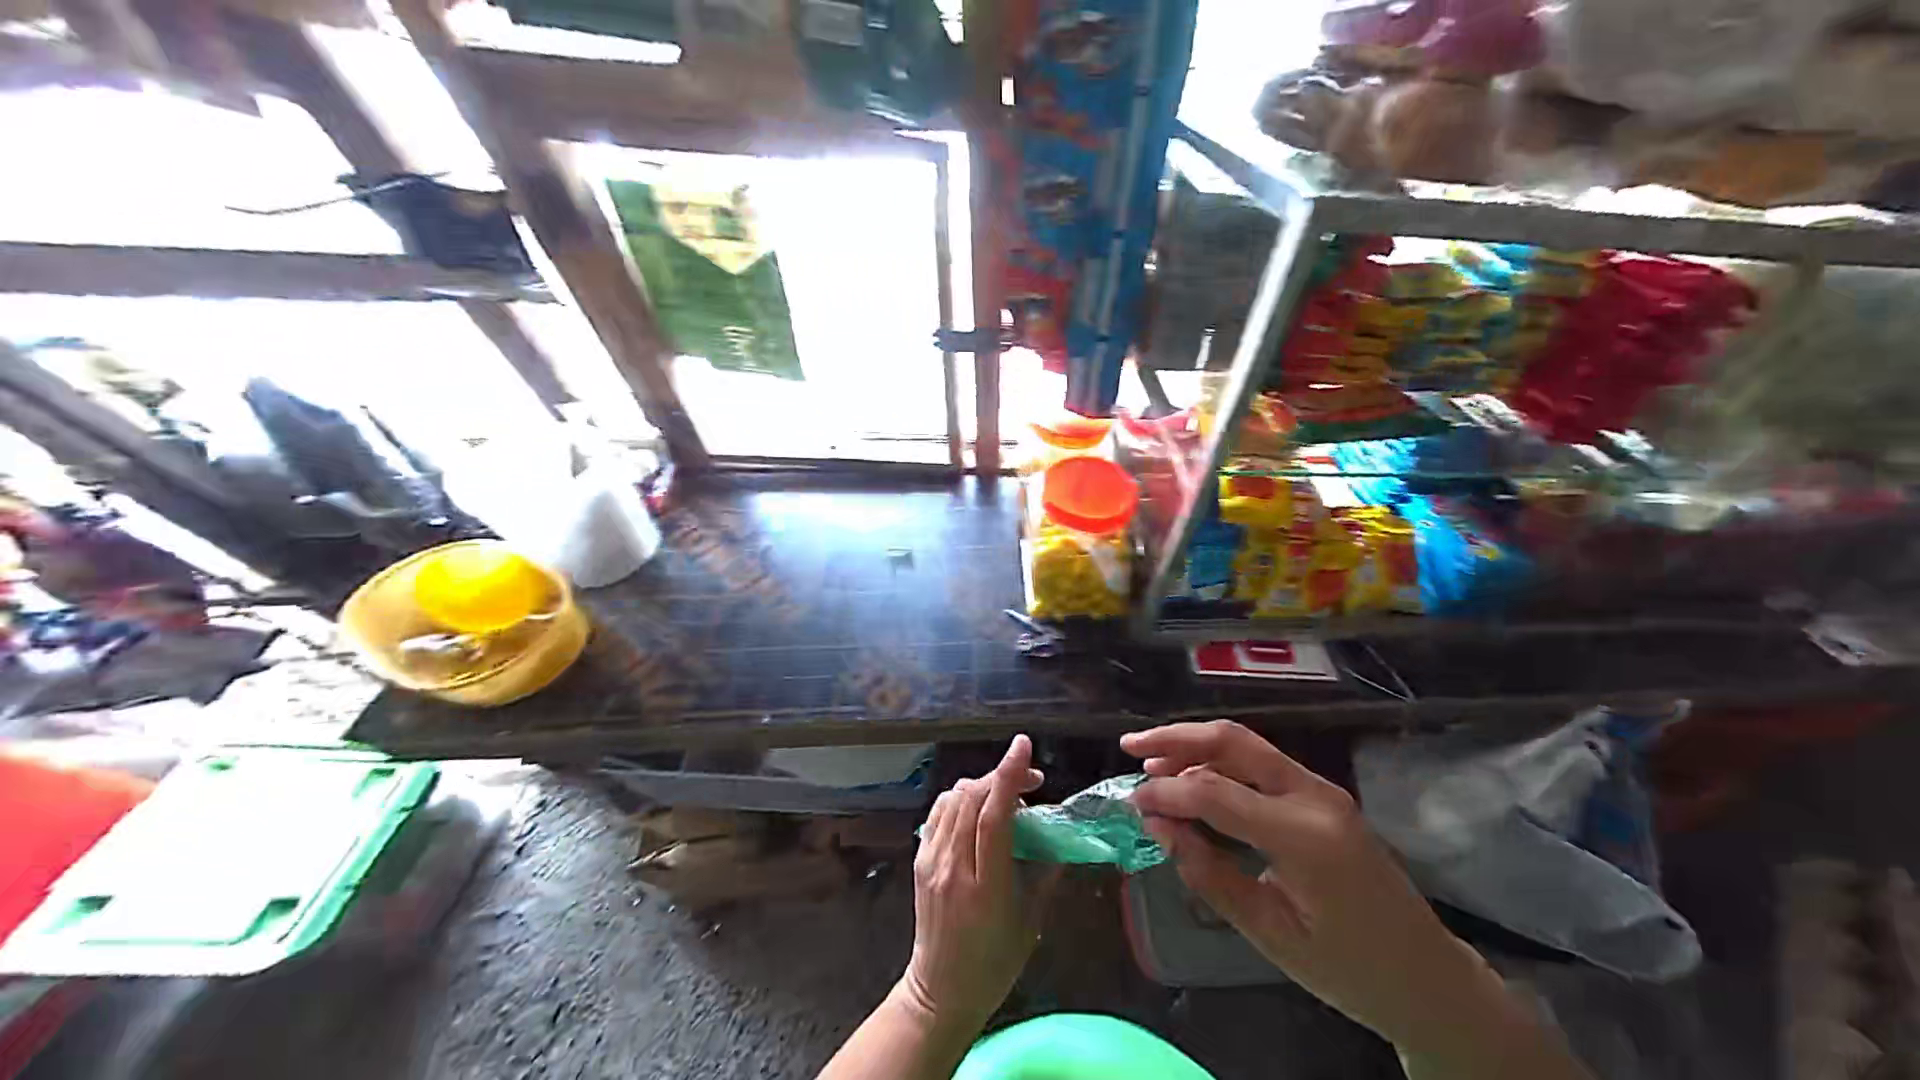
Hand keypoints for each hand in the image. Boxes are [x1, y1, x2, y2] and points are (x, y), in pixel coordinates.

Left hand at [901, 734, 1054, 1031]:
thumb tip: (1060, 833)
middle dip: (1002, 777)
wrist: (941, 989)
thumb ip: (1045, 871)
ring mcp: (931, 861)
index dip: (1009, 776)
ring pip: (953, 799)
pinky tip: (977, 807)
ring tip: (1007, 794)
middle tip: (1032, 780)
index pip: (993, 816)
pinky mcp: (920, 859)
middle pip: (972, 799)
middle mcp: (952, 867)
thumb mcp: (1031, 920)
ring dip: (982, 785)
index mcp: (985, 886)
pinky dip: (960, 798)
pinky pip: (939, 812)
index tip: (1023, 746)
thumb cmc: (995, 961)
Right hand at [1123, 721, 1500, 1052]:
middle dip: (1175, 737)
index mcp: (1304, 835)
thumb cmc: (1348, 968)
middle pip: (1233, 741)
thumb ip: (1207, 873)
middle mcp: (1313, 796)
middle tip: (1130, 746)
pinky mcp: (1320, 796)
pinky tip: (1192, 778)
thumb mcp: (1268, 932)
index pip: (1215, 792)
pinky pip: (1259, 764)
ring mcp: (1321, 791)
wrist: (1428, 979)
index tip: (1131, 802)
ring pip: (1245, 745)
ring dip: (1194, 746)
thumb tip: (1158, 827)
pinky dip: (1218, 763)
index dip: (1166, 792)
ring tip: (1151, 762)